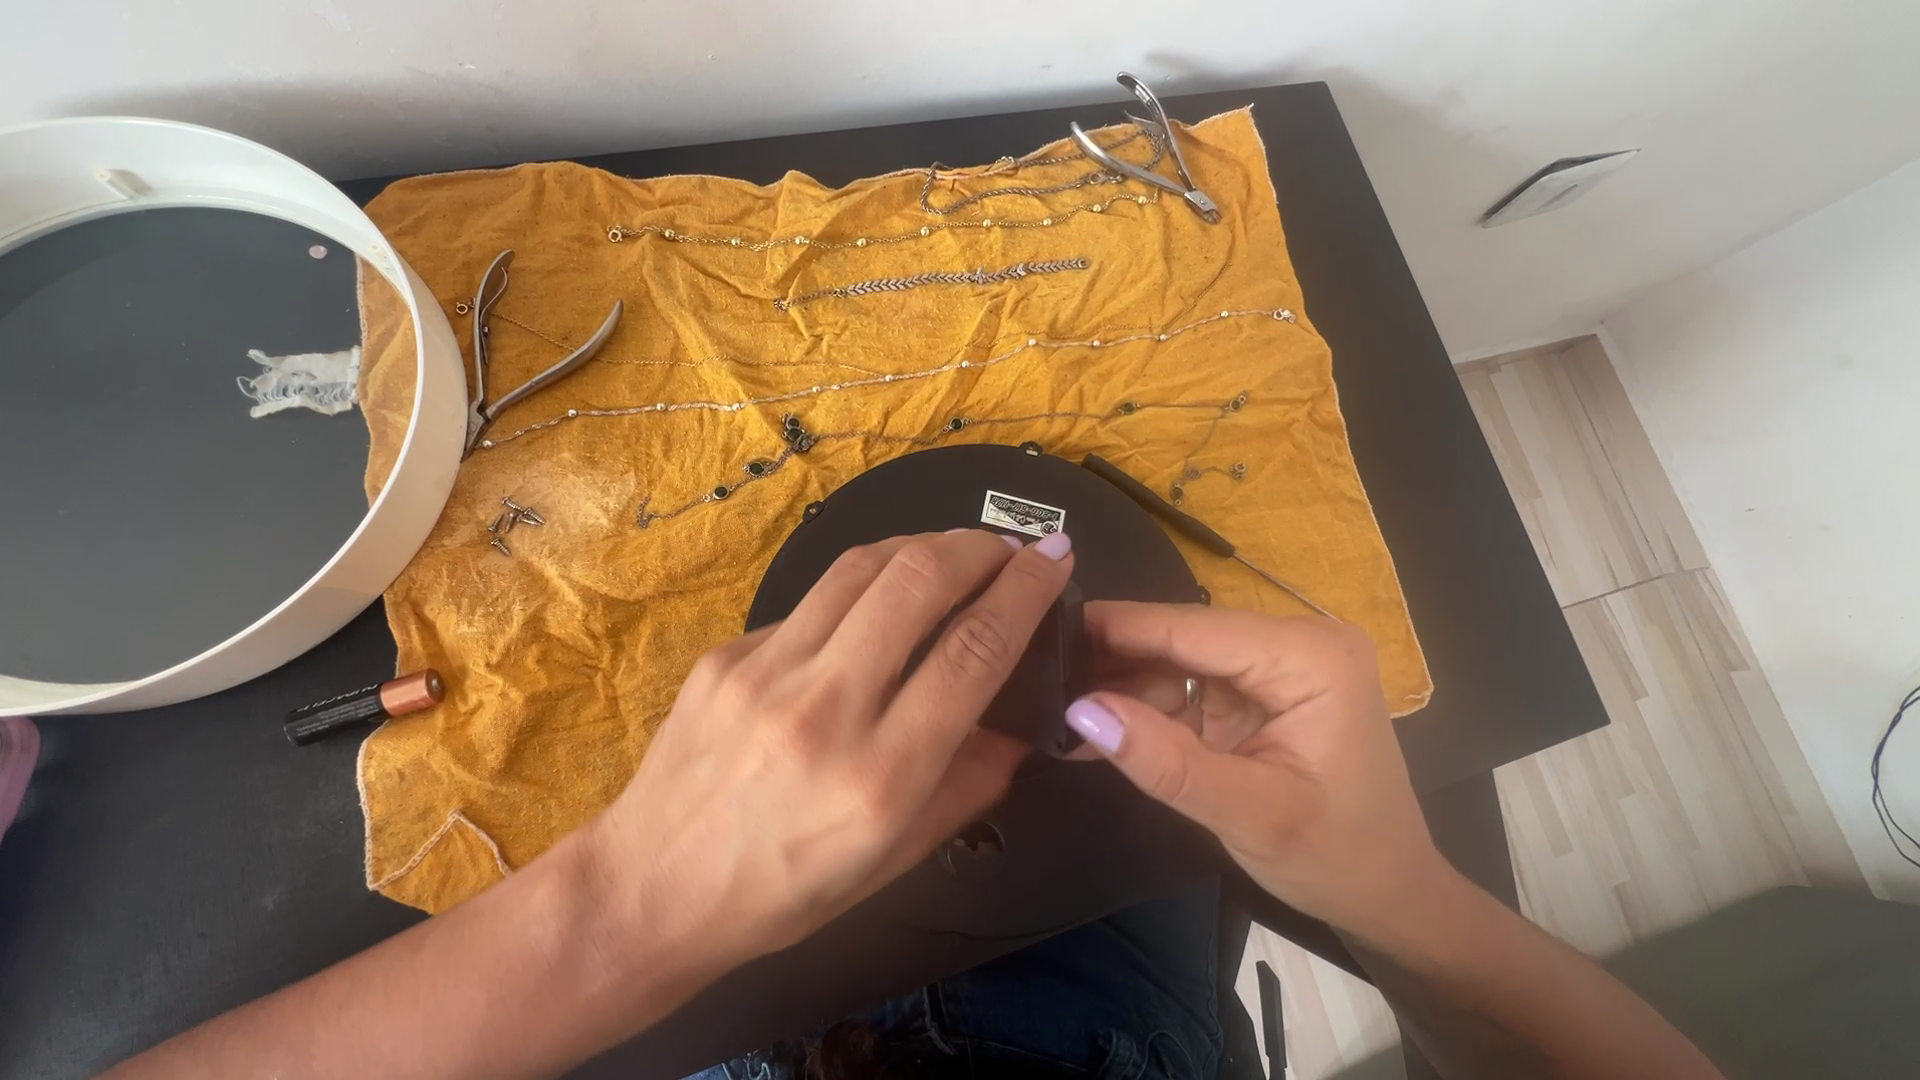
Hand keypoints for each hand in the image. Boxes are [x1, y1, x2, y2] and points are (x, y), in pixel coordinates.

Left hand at [590, 529, 1074, 975]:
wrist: (651, 888)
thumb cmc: (786, 891)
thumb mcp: (896, 859)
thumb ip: (969, 784)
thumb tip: (1019, 726)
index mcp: (880, 776)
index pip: (972, 652)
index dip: (1024, 593)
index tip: (1054, 560)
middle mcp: (824, 709)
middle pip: (917, 581)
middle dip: (979, 547)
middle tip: (1008, 548)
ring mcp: (765, 671)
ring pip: (861, 566)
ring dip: (922, 544)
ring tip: (954, 551)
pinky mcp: (726, 653)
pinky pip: (813, 601)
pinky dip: (863, 587)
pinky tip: (875, 605)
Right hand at [1064, 602, 1451, 938]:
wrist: (1386, 892)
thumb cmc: (1336, 856)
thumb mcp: (1249, 815)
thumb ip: (1165, 762)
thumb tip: (1081, 710)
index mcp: (1309, 657)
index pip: (1195, 628)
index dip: (1119, 629)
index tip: (1047, 632)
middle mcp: (1295, 642)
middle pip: (1183, 638)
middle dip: (1115, 662)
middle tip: (1045, 679)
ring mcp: (1276, 664)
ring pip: (1177, 660)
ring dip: (1124, 689)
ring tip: (1062, 715)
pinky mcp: (1257, 689)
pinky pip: (1188, 685)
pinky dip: (1146, 709)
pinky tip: (1101, 731)